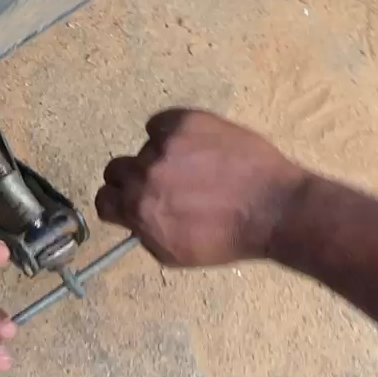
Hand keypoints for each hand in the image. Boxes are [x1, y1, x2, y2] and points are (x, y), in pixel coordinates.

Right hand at [94, 109, 307, 266]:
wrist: (274, 209)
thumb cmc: (227, 239)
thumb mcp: (174, 254)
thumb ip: (144, 233)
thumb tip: (134, 218)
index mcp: (138, 210)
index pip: (104, 200)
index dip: (117, 202)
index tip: (129, 201)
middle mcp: (145, 175)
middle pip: (117, 170)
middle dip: (133, 179)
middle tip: (161, 183)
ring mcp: (165, 145)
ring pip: (147, 148)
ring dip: (162, 157)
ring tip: (195, 167)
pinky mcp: (186, 122)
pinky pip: (161, 123)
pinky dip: (172, 132)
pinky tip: (195, 145)